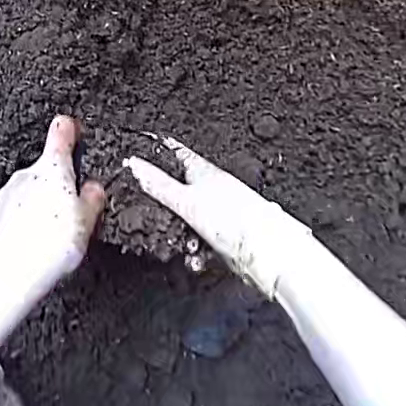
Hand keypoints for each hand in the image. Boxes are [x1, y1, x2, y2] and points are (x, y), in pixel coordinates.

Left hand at [0, 115, 106, 320]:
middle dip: (62, 184)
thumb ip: (93, 199)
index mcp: (53, 168)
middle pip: (49, 167)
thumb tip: (94, 189)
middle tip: (75, 210)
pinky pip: (18, 211)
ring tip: (54, 236)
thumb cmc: (44, 249)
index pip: (62, 129)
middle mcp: (27, 174)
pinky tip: (35, 245)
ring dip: (44, 205)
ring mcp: (8, 194)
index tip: (76, 129)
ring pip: (33, 192)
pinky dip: (28, 222)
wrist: (1, 280)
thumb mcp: (87, 222)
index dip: (72, 128)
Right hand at [126, 135, 325, 299]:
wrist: (272, 255)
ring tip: (187, 247)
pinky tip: (197, 260)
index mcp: (206, 172)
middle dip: (166, 203)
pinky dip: (197, 252)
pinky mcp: (228, 237)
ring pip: (191, 219)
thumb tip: (133, 163)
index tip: (142, 145)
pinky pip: (203, 242)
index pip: (176, 153)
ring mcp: (222, 213)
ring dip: (183, 235)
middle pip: (181, 189)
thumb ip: (159, 184)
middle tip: (151, 210)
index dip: (159, 149)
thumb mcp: (187, 203)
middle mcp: (214, 188)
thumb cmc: (235, 221)